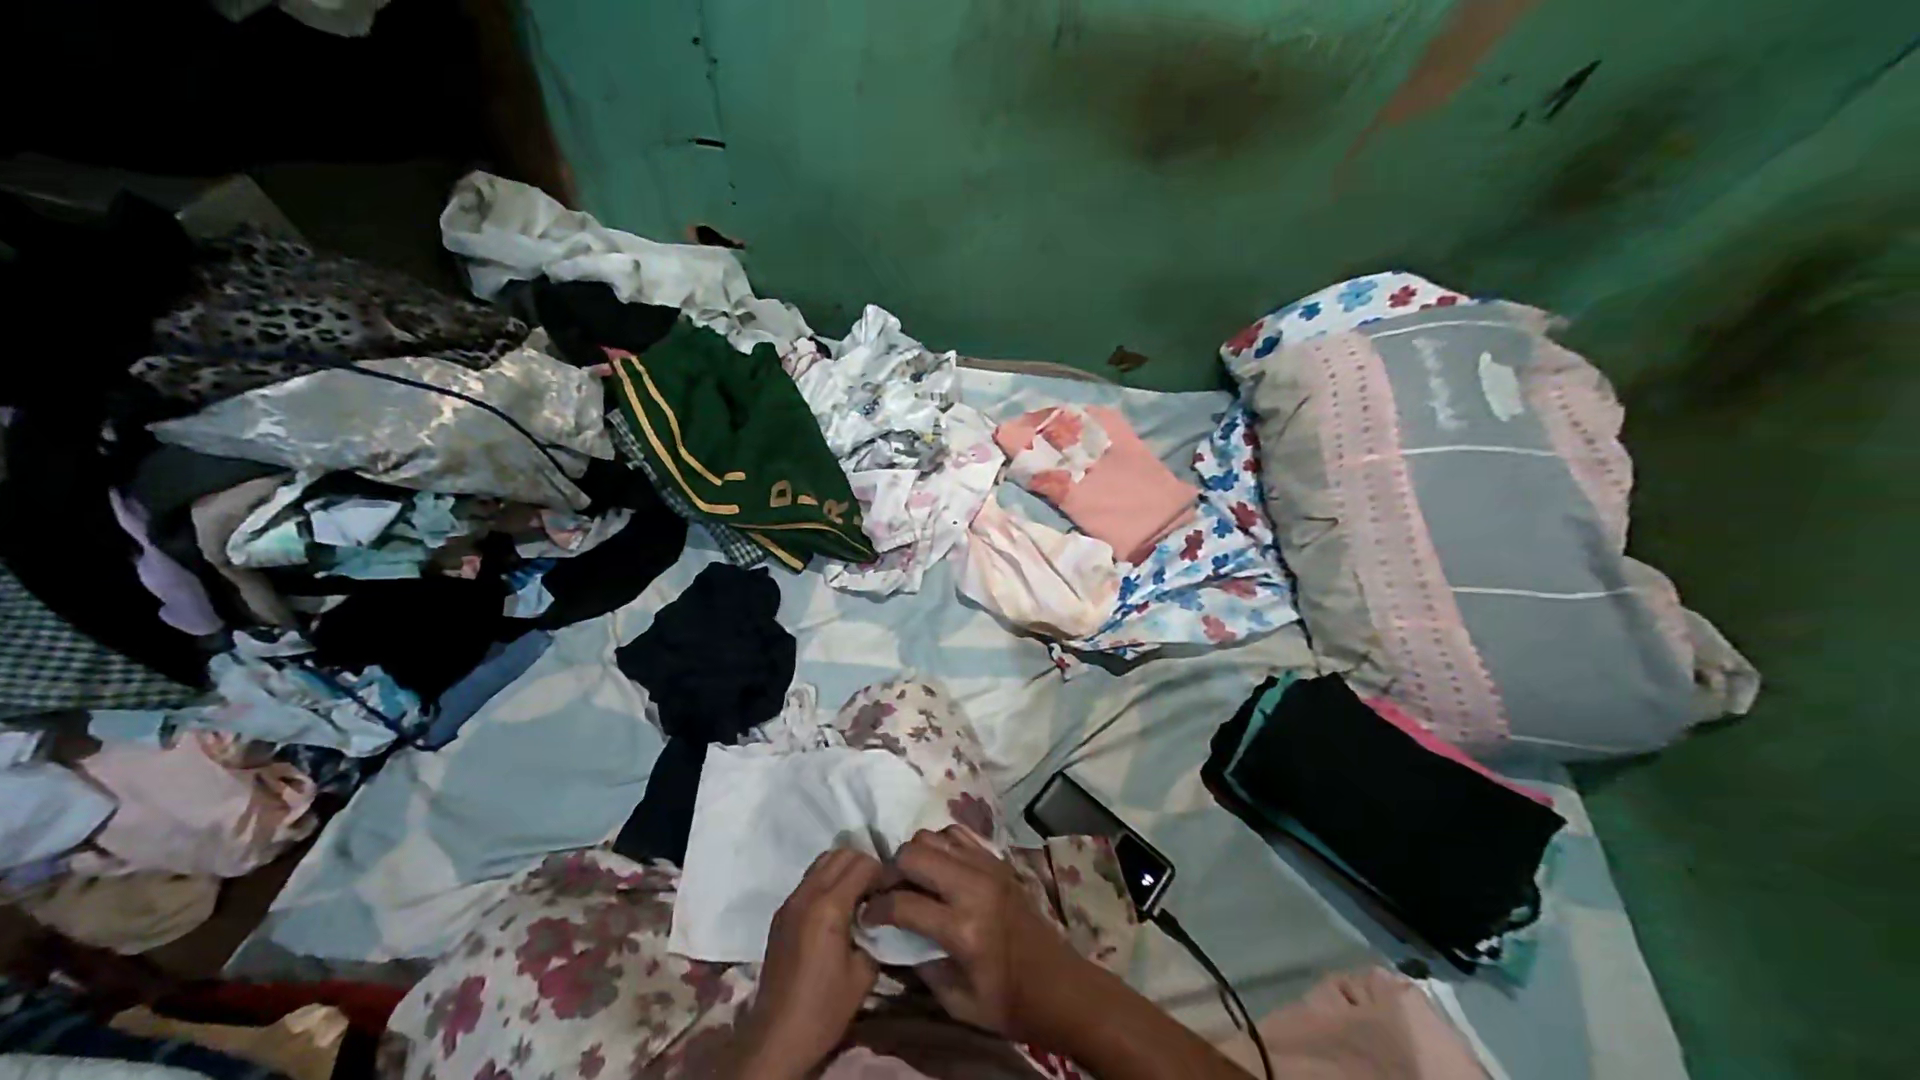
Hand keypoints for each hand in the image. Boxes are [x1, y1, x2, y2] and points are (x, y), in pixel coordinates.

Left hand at [734, 848, 886, 1078]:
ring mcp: (790, 901)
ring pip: (822, 861)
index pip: (863, 863)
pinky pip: (809, 880)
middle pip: (842, 854)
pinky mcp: (781, 913)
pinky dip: (827, 881)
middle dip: (864, 864)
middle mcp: (807, 894)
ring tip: (858, 895)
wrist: (777, 1037)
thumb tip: (881, 914)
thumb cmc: (825, 1008)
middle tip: (877, 890)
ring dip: (844, 869)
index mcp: (829, 907)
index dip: (882, 872)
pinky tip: (836, 908)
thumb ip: (876, 932)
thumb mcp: (865, 972)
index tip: (893, 891)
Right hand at [863, 826, 1092, 1045]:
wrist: (1059, 985)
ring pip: (934, 836)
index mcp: (963, 929)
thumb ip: (920, 965)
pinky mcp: (998, 861)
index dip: (876, 909)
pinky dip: (941, 845)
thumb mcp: (957, 1001)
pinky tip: (940, 869)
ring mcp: (988, 868)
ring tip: (914, 880)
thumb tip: (893, 938)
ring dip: (916, 856)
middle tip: (889, 893)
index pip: (903, 903)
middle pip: (914, 853)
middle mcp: (973, 887)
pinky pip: (958, 835)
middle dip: (892, 872)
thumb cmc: (1007, 1002)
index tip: (867, 917)